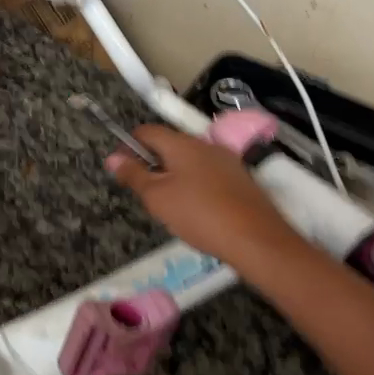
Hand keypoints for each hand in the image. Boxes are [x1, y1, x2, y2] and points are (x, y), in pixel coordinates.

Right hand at [105, 124, 303, 270]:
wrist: (261, 243)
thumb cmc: (200, 215)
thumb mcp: (156, 197)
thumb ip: (133, 174)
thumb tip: (112, 158)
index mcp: (181, 144)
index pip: (146, 131)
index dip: (129, 146)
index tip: (124, 170)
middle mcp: (206, 146)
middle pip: (169, 145)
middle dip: (153, 163)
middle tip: (147, 192)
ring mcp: (228, 162)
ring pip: (190, 161)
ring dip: (175, 175)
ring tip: (173, 205)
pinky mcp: (243, 181)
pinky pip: (210, 175)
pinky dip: (198, 186)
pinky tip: (200, 211)